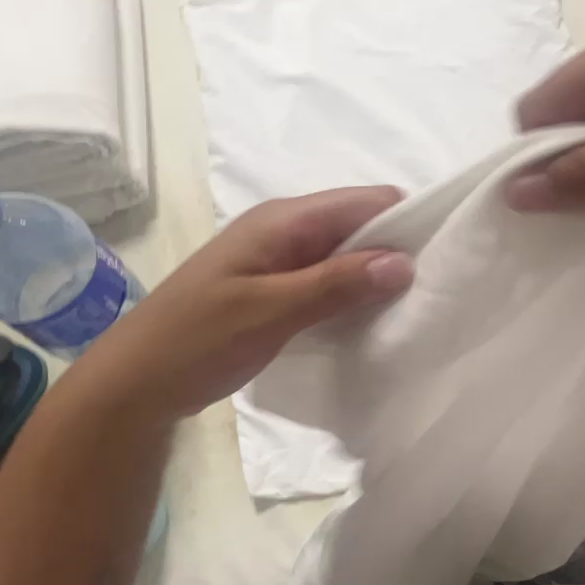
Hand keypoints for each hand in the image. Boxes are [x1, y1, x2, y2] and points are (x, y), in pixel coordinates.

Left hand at [76, 188, 413, 418]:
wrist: (137, 383)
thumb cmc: (197, 340)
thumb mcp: (269, 312)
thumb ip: (335, 285)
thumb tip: (404, 261)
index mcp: (283, 221)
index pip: (365, 201)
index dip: (408, 221)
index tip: (448, 257)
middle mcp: (285, 230)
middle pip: (360, 226)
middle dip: (398, 252)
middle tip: (438, 292)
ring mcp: (279, 261)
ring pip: (346, 256)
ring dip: (377, 278)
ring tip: (416, 311)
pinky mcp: (276, 290)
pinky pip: (328, 282)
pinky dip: (353, 297)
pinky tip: (373, 325)